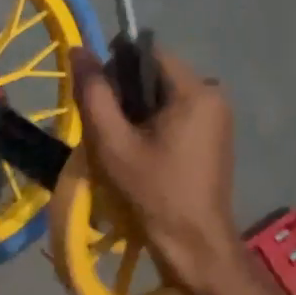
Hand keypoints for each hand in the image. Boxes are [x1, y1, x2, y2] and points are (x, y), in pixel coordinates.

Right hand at [72, 45, 240, 294]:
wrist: (195, 245)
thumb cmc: (153, 191)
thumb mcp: (113, 142)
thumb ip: (93, 93)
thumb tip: (78, 49)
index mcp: (195, 90)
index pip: (146, 51)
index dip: (115, 68)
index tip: (99, 102)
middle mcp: (213, 94)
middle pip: (154, 74)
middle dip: (125, 95)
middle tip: (107, 132)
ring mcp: (217, 116)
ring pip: (161, 96)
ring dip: (136, 114)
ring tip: (122, 148)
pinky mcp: (214, 136)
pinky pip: (175, 114)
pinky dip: (152, 127)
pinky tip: (141, 157)